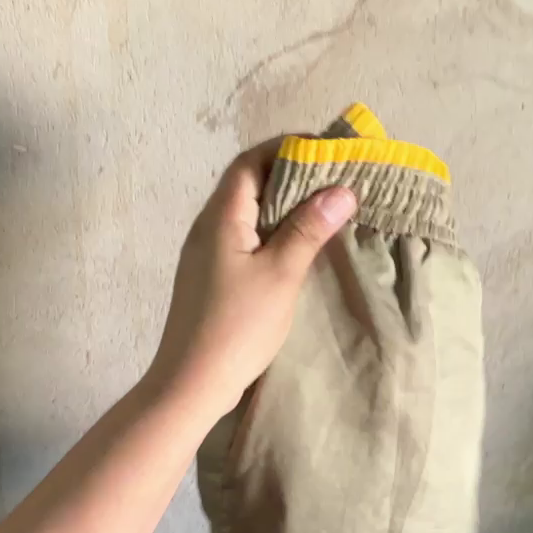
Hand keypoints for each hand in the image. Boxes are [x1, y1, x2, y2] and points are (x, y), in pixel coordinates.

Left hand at [143, 139, 357, 416]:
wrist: (191, 383)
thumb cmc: (236, 327)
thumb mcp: (281, 275)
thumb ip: (308, 229)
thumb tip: (341, 189)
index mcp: (220, 217)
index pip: (251, 161)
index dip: (289, 148)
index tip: (329, 152)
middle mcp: (207, 228)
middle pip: (247, 183)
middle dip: (291, 175)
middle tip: (335, 181)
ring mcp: (205, 255)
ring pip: (246, 214)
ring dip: (282, 206)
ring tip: (324, 211)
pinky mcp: (209, 279)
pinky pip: (242, 240)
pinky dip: (271, 233)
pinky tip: (296, 249)